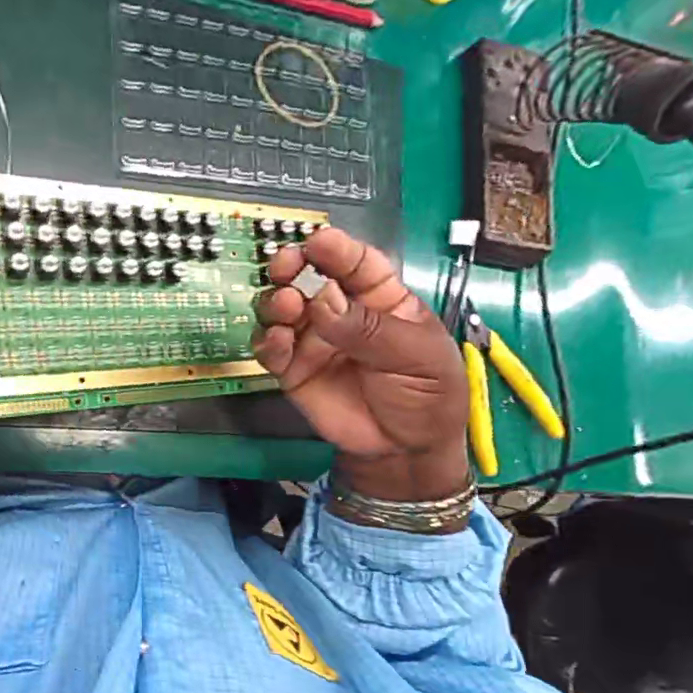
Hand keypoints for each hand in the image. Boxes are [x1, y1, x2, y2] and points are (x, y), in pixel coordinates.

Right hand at [254, 229, 471, 501]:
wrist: (403, 451)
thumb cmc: (426, 395)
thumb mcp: (416, 356)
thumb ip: (369, 329)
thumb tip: (323, 300)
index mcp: (380, 299)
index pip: (356, 265)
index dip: (336, 250)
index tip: (316, 242)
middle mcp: (340, 313)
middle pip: (309, 279)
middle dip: (293, 268)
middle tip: (284, 267)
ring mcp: (312, 341)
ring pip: (282, 309)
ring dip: (277, 302)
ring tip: (286, 308)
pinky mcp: (290, 369)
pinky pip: (270, 349)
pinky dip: (266, 341)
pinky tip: (276, 342)